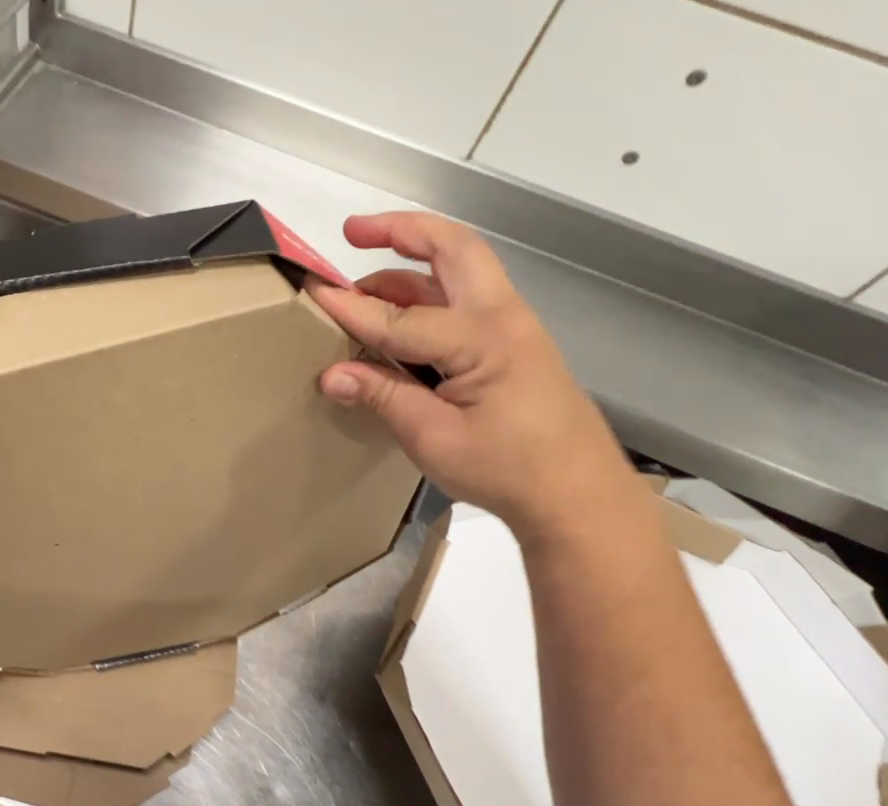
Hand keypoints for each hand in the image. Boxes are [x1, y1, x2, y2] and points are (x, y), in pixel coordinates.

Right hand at [311, 212, 638, 539]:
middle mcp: (501, 317)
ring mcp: (512, 327)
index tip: (312, 293)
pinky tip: (398, 319)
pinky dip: (427, 294)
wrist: (576, 492)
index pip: (401, 316)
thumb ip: (384, 397)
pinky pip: (464, 301)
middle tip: (353, 230)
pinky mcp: (512, 345)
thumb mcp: (434, 438)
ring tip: (362, 286)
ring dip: (410, 267)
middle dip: (401, 231)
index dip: (352, 308)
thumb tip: (331, 375)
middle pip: (452, 248)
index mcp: (482, 338)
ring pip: (459, 272)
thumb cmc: (507, 468)